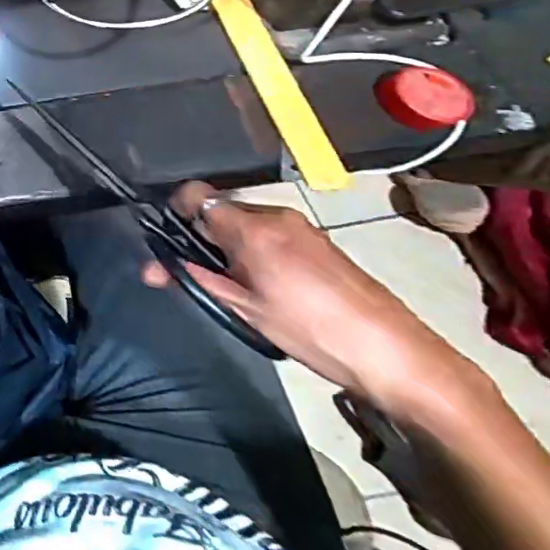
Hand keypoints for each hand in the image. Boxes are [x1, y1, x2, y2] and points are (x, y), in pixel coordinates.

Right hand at [151, 183, 469, 413]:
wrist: (396, 354)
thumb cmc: (312, 332)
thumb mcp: (246, 310)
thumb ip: (198, 280)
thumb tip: (154, 268)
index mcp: (252, 229)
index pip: (196, 195)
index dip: (174, 210)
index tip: (167, 238)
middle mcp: (276, 217)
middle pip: (220, 211)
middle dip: (200, 236)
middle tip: (191, 273)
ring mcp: (301, 226)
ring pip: (246, 223)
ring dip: (229, 245)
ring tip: (232, 286)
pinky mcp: (319, 241)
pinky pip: (271, 234)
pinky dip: (255, 250)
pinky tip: (263, 285)